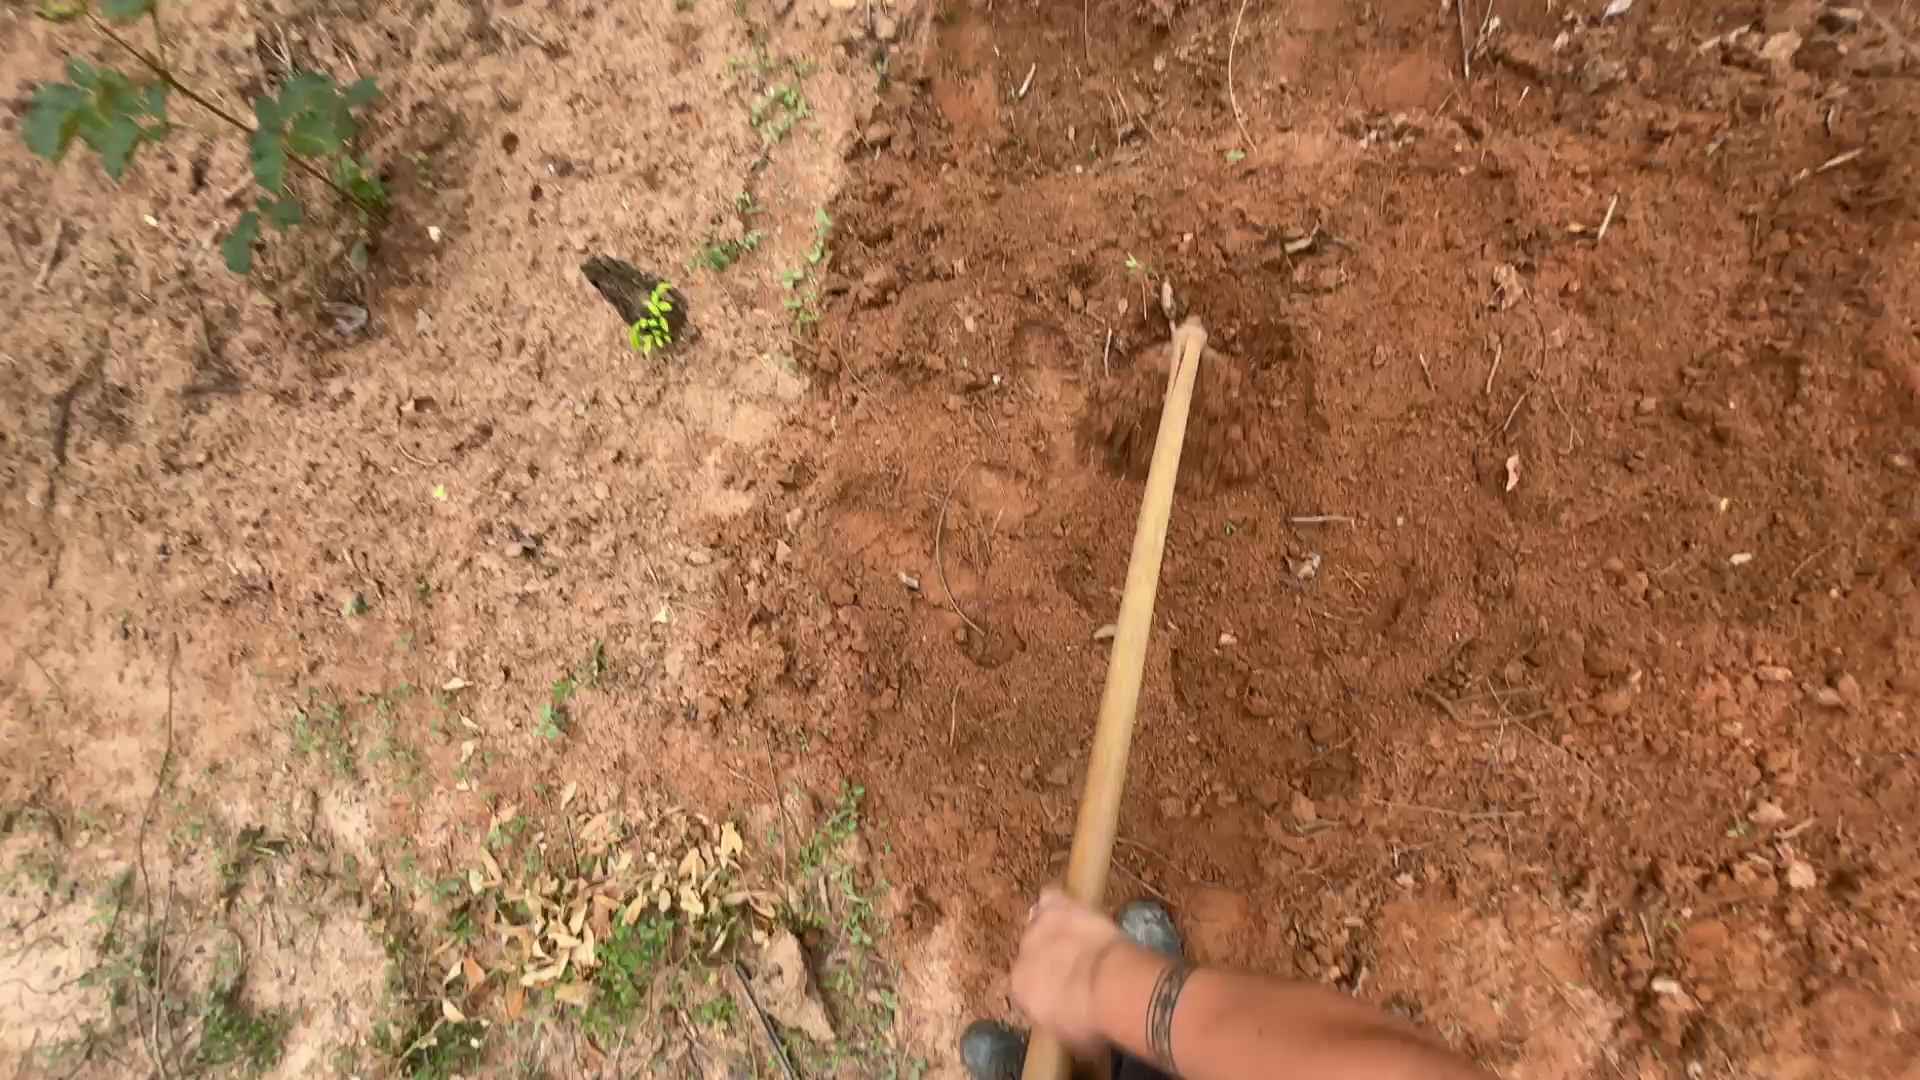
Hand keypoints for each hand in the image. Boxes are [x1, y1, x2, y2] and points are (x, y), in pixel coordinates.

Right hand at [1010, 888, 1128, 1049]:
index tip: (1064, 991)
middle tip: (1074, 965)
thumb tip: (1067, 1018)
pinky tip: (1073, 911)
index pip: (1028, 983)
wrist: (1108, 984)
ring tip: (1076, 938)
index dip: (1046, 985)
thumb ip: (1058, 1018)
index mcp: (1021, 987)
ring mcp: (1038, 925)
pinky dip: (1059, 903)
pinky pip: (1051, 898)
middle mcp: (1023, 953)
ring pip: (1040, 922)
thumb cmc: (1090, 1020)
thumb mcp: (1070, 1034)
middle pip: (1033, 951)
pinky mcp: (1056, 904)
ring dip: (1054, 930)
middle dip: (1049, 957)